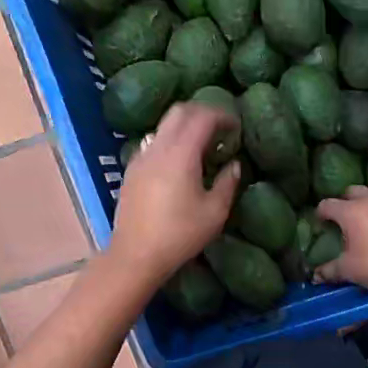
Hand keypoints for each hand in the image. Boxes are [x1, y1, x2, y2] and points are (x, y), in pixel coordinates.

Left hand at [108, 103, 240, 282]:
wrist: (135, 255)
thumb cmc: (179, 235)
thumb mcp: (214, 213)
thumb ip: (227, 183)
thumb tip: (234, 165)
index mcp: (181, 153)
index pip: (202, 117)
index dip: (222, 115)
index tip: (236, 127)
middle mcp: (158, 147)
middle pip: (179, 112)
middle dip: (202, 113)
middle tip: (220, 129)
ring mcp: (140, 158)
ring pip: (163, 126)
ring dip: (184, 127)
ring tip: (201, 146)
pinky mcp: (131, 171)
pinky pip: (153, 143)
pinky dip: (170, 142)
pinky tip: (178, 164)